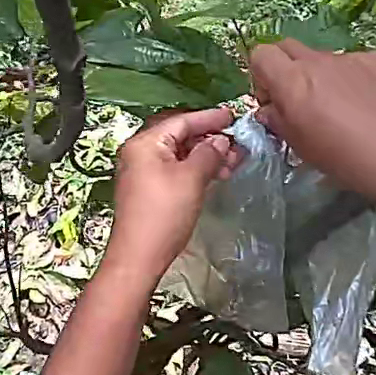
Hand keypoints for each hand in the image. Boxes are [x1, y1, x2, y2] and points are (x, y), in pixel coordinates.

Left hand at [102, 106, 242, 277]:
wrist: (138, 257)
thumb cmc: (164, 214)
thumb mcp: (191, 179)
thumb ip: (208, 154)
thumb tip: (221, 141)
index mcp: (145, 143)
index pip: (181, 121)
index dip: (209, 118)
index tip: (233, 116)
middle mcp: (139, 152)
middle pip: (179, 136)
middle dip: (209, 138)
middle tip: (237, 143)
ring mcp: (141, 171)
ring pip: (178, 154)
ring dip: (205, 155)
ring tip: (233, 161)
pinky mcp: (146, 189)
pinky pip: (174, 168)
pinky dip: (195, 168)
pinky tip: (215, 173)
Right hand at [250, 39, 375, 332]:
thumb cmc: (350, 162)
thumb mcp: (303, 149)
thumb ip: (279, 122)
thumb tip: (270, 109)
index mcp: (295, 82)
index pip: (261, 54)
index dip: (261, 75)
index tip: (274, 101)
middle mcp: (322, 61)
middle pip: (290, 48)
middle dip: (287, 69)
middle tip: (301, 102)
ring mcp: (357, 58)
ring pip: (327, 59)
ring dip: (325, 77)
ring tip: (347, 112)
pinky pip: (360, 64)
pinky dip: (358, 79)